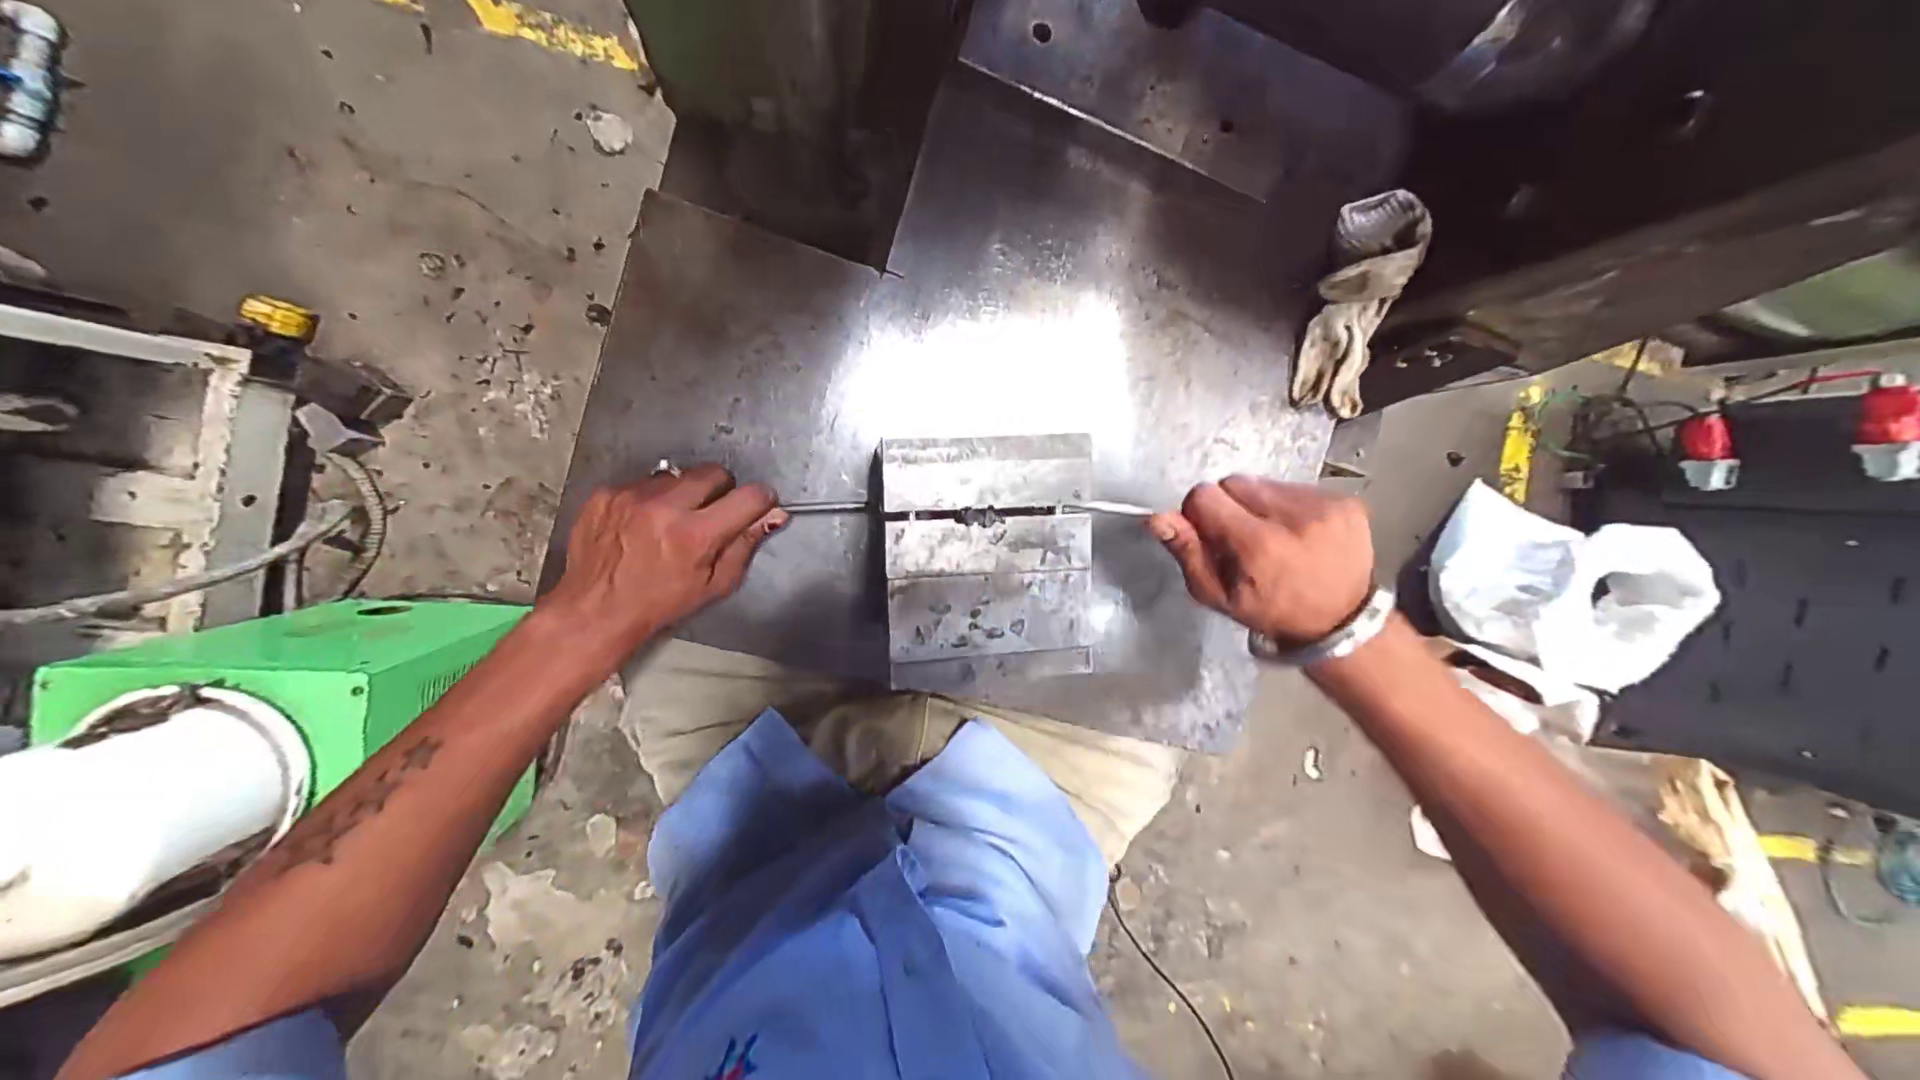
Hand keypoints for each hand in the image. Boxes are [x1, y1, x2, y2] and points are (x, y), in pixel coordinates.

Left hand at [540, 464, 786, 654]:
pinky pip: (644, 482)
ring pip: (678, 475)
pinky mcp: (607, 493)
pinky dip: (650, 498)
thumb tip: (773, 515)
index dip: (760, 500)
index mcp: (696, 535)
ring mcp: (632, 496)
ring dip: (683, 493)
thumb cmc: (658, 603)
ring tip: (671, 521)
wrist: (596, 609)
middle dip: (720, 491)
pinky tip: (643, 523)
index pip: (749, 496)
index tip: (757, 506)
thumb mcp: (715, 584)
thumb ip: (746, 545)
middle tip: (710, 515)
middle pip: (714, 473)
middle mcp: (664, 508)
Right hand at [1148, 475, 1373, 643]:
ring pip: (1264, 482)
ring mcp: (1324, 506)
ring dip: (1257, 504)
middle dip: (1229, 506)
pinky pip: (1294, 486)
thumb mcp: (1220, 596)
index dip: (1199, 513)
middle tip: (1240, 537)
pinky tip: (1295, 532)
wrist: (1343, 622)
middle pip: (1234, 482)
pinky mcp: (1344, 501)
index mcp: (1259, 545)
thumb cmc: (1272, 611)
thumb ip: (1188, 553)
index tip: (1211, 535)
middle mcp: (1294, 518)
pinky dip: (1286, 505)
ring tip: (1271, 534)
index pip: (1205, 495)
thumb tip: (1158, 518)